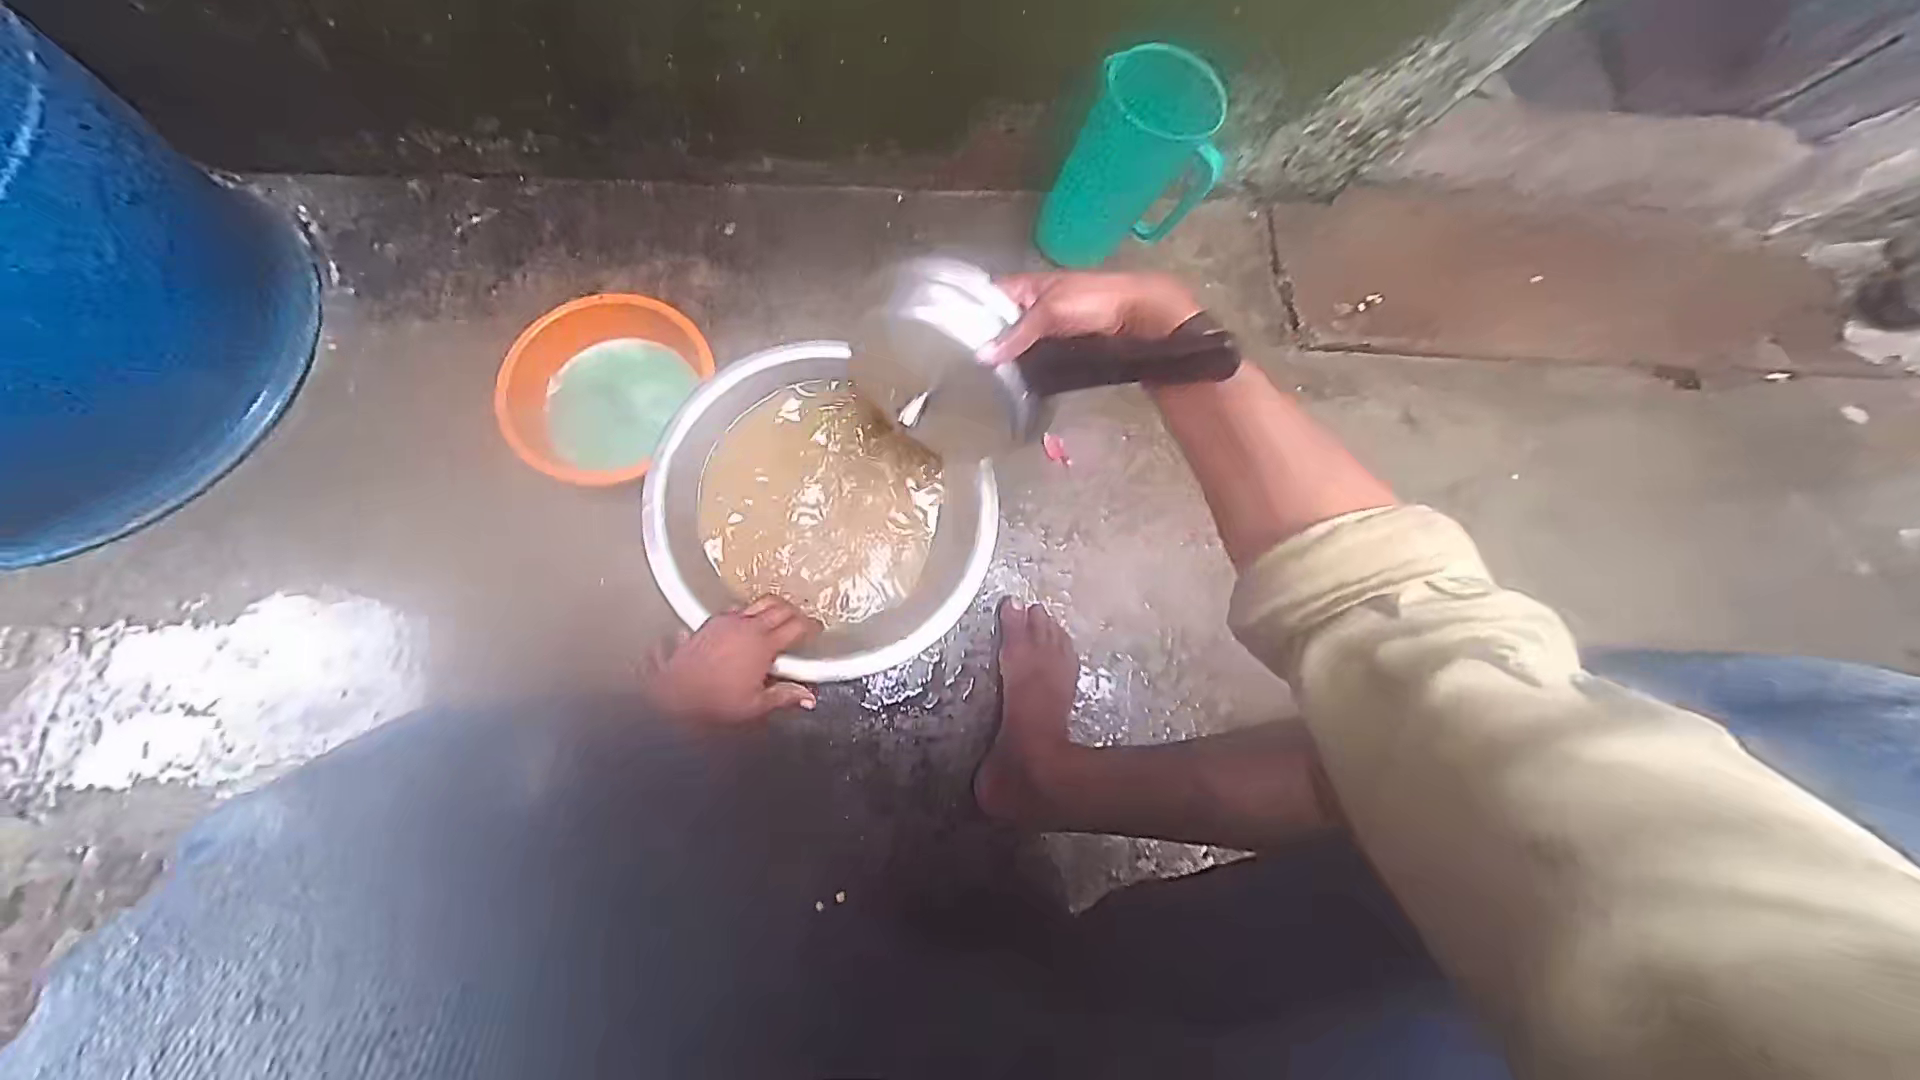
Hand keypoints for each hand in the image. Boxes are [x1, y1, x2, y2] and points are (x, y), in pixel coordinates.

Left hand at [642, 596, 821, 723]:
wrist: (673, 694)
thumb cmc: (711, 701)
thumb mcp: (754, 705)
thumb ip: (785, 696)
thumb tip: (806, 697)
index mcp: (763, 645)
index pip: (797, 626)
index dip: (810, 626)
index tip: (815, 630)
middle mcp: (747, 628)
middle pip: (781, 607)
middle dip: (796, 612)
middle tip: (801, 621)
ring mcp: (728, 621)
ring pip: (760, 602)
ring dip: (774, 607)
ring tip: (779, 615)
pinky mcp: (711, 621)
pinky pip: (738, 607)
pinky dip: (749, 611)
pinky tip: (747, 622)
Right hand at [981, 272, 1204, 365]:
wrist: (1137, 317)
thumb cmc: (1093, 301)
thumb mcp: (1050, 312)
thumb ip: (1016, 334)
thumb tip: (981, 356)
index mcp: (1026, 286)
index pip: (987, 296)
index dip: (968, 310)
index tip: (947, 334)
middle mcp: (1031, 305)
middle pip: (998, 323)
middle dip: (983, 340)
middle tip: (959, 363)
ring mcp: (1045, 328)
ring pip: (1014, 343)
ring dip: (1001, 358)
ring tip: (976, 378)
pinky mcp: (1057, 348)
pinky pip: (1030, 357)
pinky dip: (1019, 368)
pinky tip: (1006, 382)